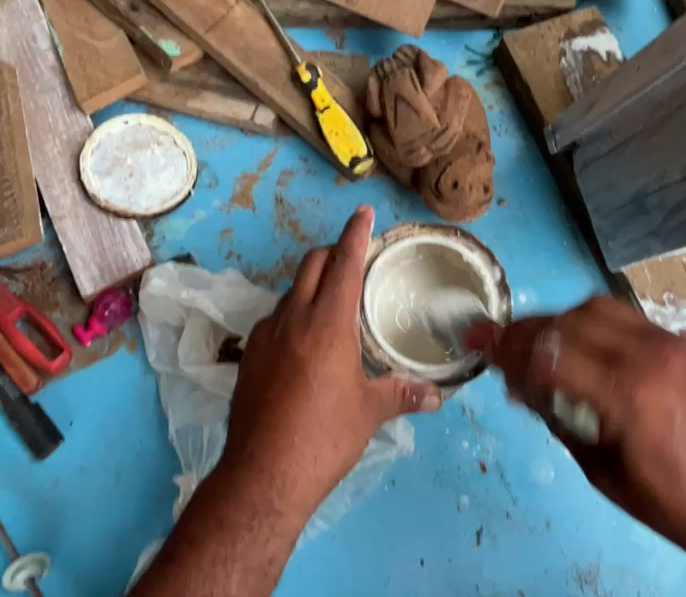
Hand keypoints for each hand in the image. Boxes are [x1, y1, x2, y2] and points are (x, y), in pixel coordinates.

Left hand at [222, 205, 441, 515]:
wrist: (263, 474)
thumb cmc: (325, 438)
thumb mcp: (369, 412)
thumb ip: (401, 394)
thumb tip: (437, 395)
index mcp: (327, 323)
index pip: (344, 263)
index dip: (355, 233)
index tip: (363, 211)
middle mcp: (293, 318)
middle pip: (311, 264)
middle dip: (332, 252)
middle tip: (353, 256)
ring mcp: (265, 335)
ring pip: (290, 291)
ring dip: (311, 284)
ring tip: (331, 302)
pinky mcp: (248, 355)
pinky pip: (274, 320)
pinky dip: (292, 315)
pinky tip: (302, 340)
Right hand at [491, 296, 685, 594]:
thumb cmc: (678, 507)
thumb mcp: (605, 473)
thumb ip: (561, 420)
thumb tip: (523, 385)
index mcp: (628, 394)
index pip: (550, 352)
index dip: (510, 349)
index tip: (482, 347)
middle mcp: (649, 354)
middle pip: (569, 320)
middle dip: (528, 330)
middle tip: (501, 342)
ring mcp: (671, 343)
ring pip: (597, 307)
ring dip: (561, 319)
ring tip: (540, 341)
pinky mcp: (685, 344)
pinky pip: (627, 317)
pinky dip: (594, 322)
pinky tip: (583, 344)